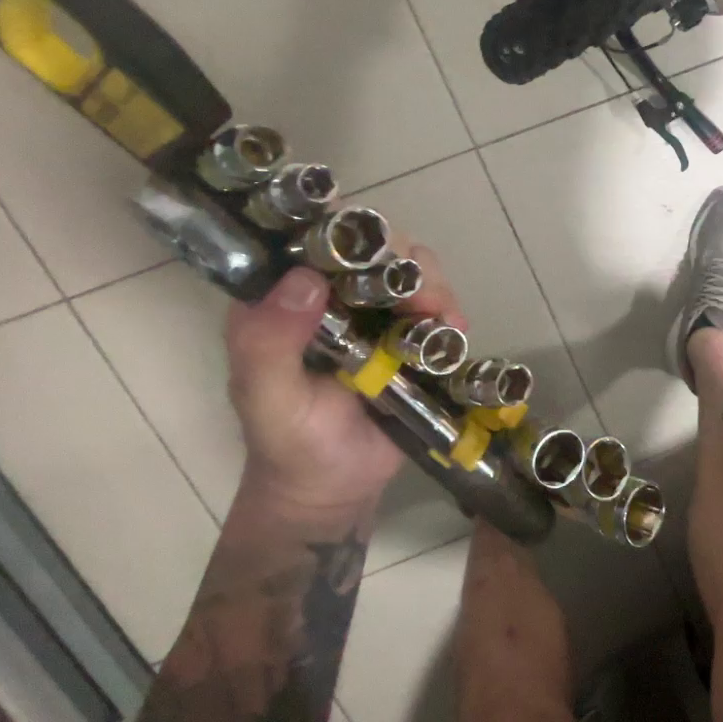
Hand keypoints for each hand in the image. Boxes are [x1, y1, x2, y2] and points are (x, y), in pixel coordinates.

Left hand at [223, 243, 465, 513]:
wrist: (335, 491)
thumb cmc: (291, 444)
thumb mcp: (267, 398)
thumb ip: (270, 344)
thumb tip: (305, 279)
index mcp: (283, 297)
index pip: (312, 236)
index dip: (346, 230)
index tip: (374, 251)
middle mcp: (331, 294)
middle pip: (374, 247)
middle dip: (404, 264)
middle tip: (421, 302)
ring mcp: (373, 312)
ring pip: (411, 268)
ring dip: (432, 286)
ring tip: (442, 321)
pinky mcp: (408, 333)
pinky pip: (436, 302)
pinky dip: (450, 310)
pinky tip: (455, 331)